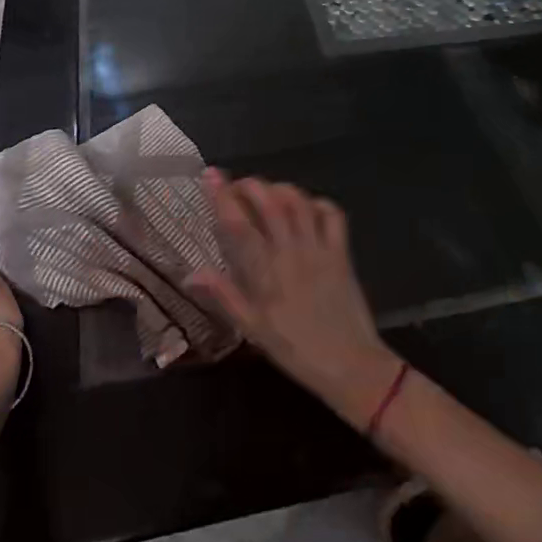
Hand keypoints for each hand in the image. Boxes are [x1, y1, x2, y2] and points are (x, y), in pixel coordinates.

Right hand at [187, 170, 403, 425]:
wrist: (351, 366)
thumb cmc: (295, 349)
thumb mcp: (252, 328)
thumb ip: (223, 295)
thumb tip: (190, 274)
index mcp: (265, 270)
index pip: (239, 222)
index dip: (222, 195)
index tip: (210, 176)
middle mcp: (291, 251)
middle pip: (269, 201)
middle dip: (250, 184)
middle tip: (236, 186)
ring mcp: (319, 249)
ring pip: (299, 202)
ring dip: (280, 189)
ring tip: (267, 193)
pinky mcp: (342, 253)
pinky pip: (333, 215)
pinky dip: (317, 203)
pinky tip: (306, 209)